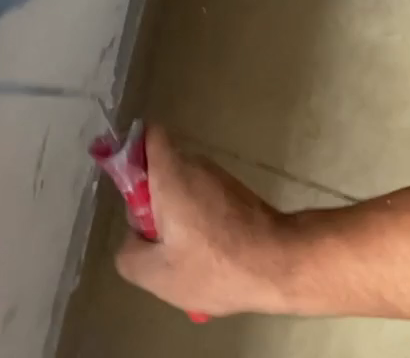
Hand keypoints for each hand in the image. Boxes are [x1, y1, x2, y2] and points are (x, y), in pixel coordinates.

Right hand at [112, 125, 296, 317]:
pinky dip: (199, 224)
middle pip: (161, 169)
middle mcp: (196, 165)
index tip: (130, 190)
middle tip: (158, 241)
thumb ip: (129, 252)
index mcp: (172, 173)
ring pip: (182, 189)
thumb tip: (133, 238)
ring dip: (176, 218)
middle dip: (152, 203)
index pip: (147, 135)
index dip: (132, 154)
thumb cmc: (216, 264)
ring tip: (186, 258)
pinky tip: (208, 259)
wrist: (281, 264)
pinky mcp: (236, 194)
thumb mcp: (157, 273)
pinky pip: (204, 202)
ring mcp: (219, 178)